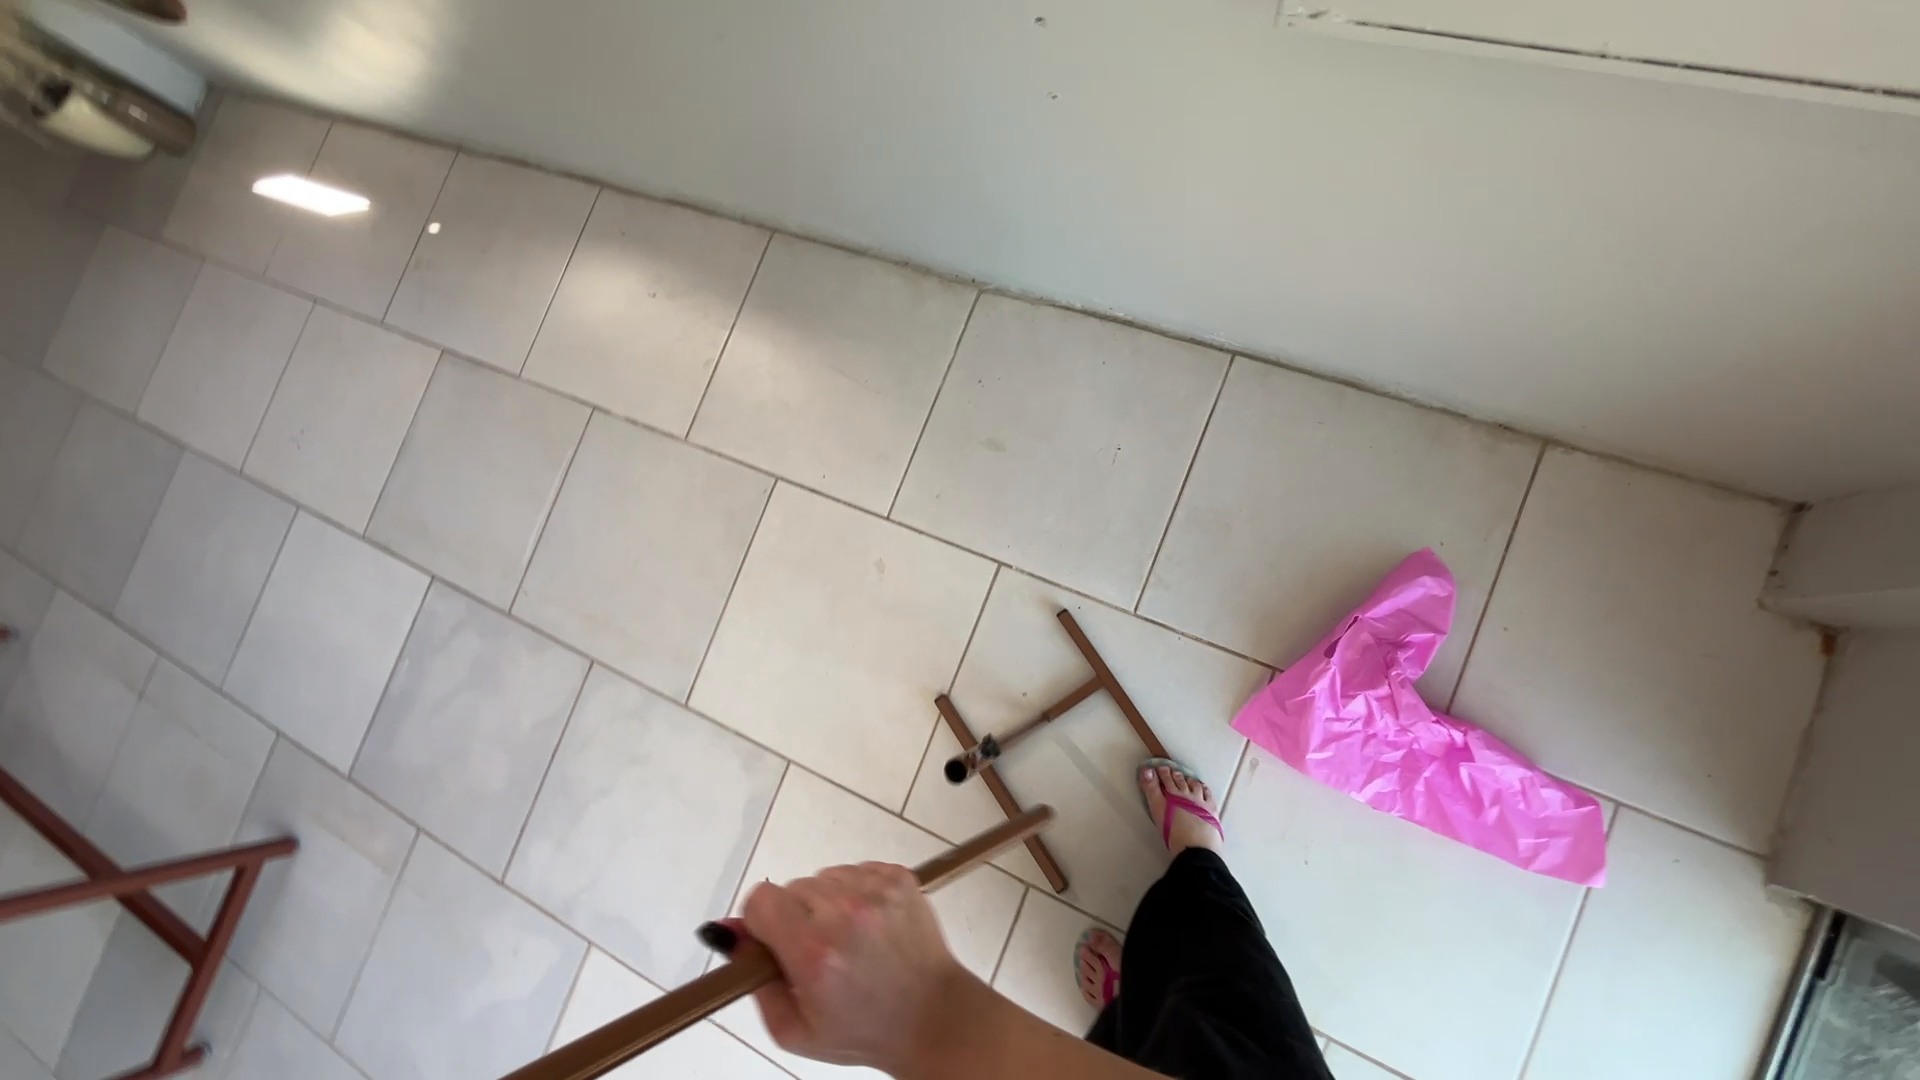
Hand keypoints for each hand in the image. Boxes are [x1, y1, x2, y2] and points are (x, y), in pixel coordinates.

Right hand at [740, 861, 970, 1072]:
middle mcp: (844, 911)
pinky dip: (855, 891)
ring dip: (826, 902)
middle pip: (792, 888)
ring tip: (848, 938)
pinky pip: (856, 870)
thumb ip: (754, 979)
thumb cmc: (860, 1030)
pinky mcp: (898, 876)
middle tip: (817, 949)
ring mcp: (876, 889)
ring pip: (824, 876)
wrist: (931, 1016)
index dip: (760, 921)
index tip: (773, 941)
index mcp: (814, 950)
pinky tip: (869, 924)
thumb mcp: (793, 1028)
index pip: (761, 900)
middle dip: (795, 916)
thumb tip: (729, 933)